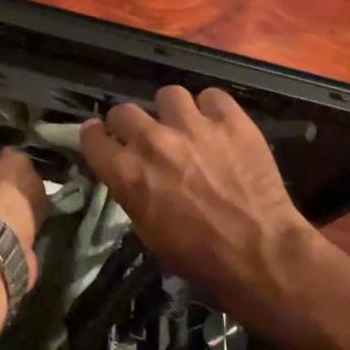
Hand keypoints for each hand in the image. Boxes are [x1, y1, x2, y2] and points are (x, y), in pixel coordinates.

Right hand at [80, 86, 317, 327]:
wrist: (257, 251)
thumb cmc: (197, 254)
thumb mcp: (147, 231)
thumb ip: (132, 192)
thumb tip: (132, 176)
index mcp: (126, 172)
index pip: (92, 137)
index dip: (95, 136)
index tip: (102, 137)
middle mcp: (152, 141)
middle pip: (124, 111)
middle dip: (129, 124)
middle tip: (144, 137)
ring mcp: (192, 126)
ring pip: (168, 95)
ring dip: (171, 111)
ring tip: (184, 126)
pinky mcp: (231, 121)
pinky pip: (212, 96)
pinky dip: (211, 109)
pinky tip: (217, 125)